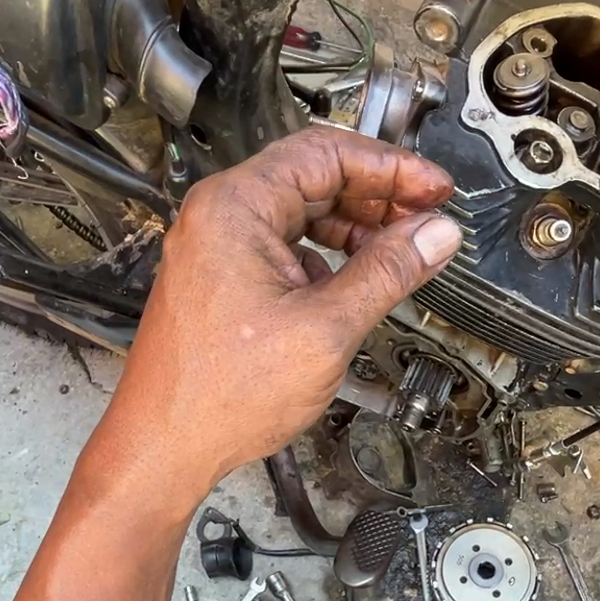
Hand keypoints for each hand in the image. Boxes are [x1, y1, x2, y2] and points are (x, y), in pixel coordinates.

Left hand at [100, 127, 460, 490]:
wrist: (166, 447)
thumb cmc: (219, 396)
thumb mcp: (325, 329)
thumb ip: (387, 273)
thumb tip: (433, 235)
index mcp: (235, 209)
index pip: (327, 153)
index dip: (392, 168)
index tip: (433, 189)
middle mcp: (219, 219)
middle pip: (314, 179)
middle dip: (377, 198)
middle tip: (425, 221)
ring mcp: (218, 250)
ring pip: (301, 216)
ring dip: (354, 229)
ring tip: (399, 253)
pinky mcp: (222, 281)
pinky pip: (284, 249)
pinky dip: (326, 259)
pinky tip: (354, 283)